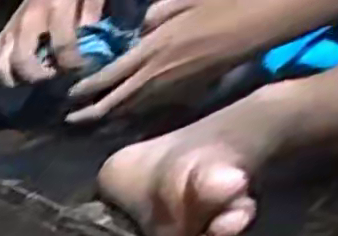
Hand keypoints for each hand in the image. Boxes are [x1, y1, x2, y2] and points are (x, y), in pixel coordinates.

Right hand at [0, 0, 104, 87]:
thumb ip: (91, 14)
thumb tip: (87, 42)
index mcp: (56, 5)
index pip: (62, 44)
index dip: (72, 63)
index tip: (80, 69)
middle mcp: (27, 21)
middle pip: (22, 62)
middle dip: (38, 77)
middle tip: (52, 78)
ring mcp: (9, 32)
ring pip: (0, 70)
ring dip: (15, 82)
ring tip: (31, 82)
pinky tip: (7, 84)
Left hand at [67, 0, 279, 121]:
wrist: (269, 17)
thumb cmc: (230, 1)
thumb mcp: (187, 0)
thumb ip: (156, 14)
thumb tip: (138, 30)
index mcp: (150, 51)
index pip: (104, 79)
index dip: (81, 91)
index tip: (68, 96)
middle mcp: (152, 77)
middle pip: (108, 106)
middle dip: (85, 115)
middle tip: (68, 120)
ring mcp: (167, 90)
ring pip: (125, 112)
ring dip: (104, 119)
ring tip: (88, 122)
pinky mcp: (183, 95)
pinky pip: (147, 111)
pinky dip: (128, 116)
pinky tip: (120, 118)